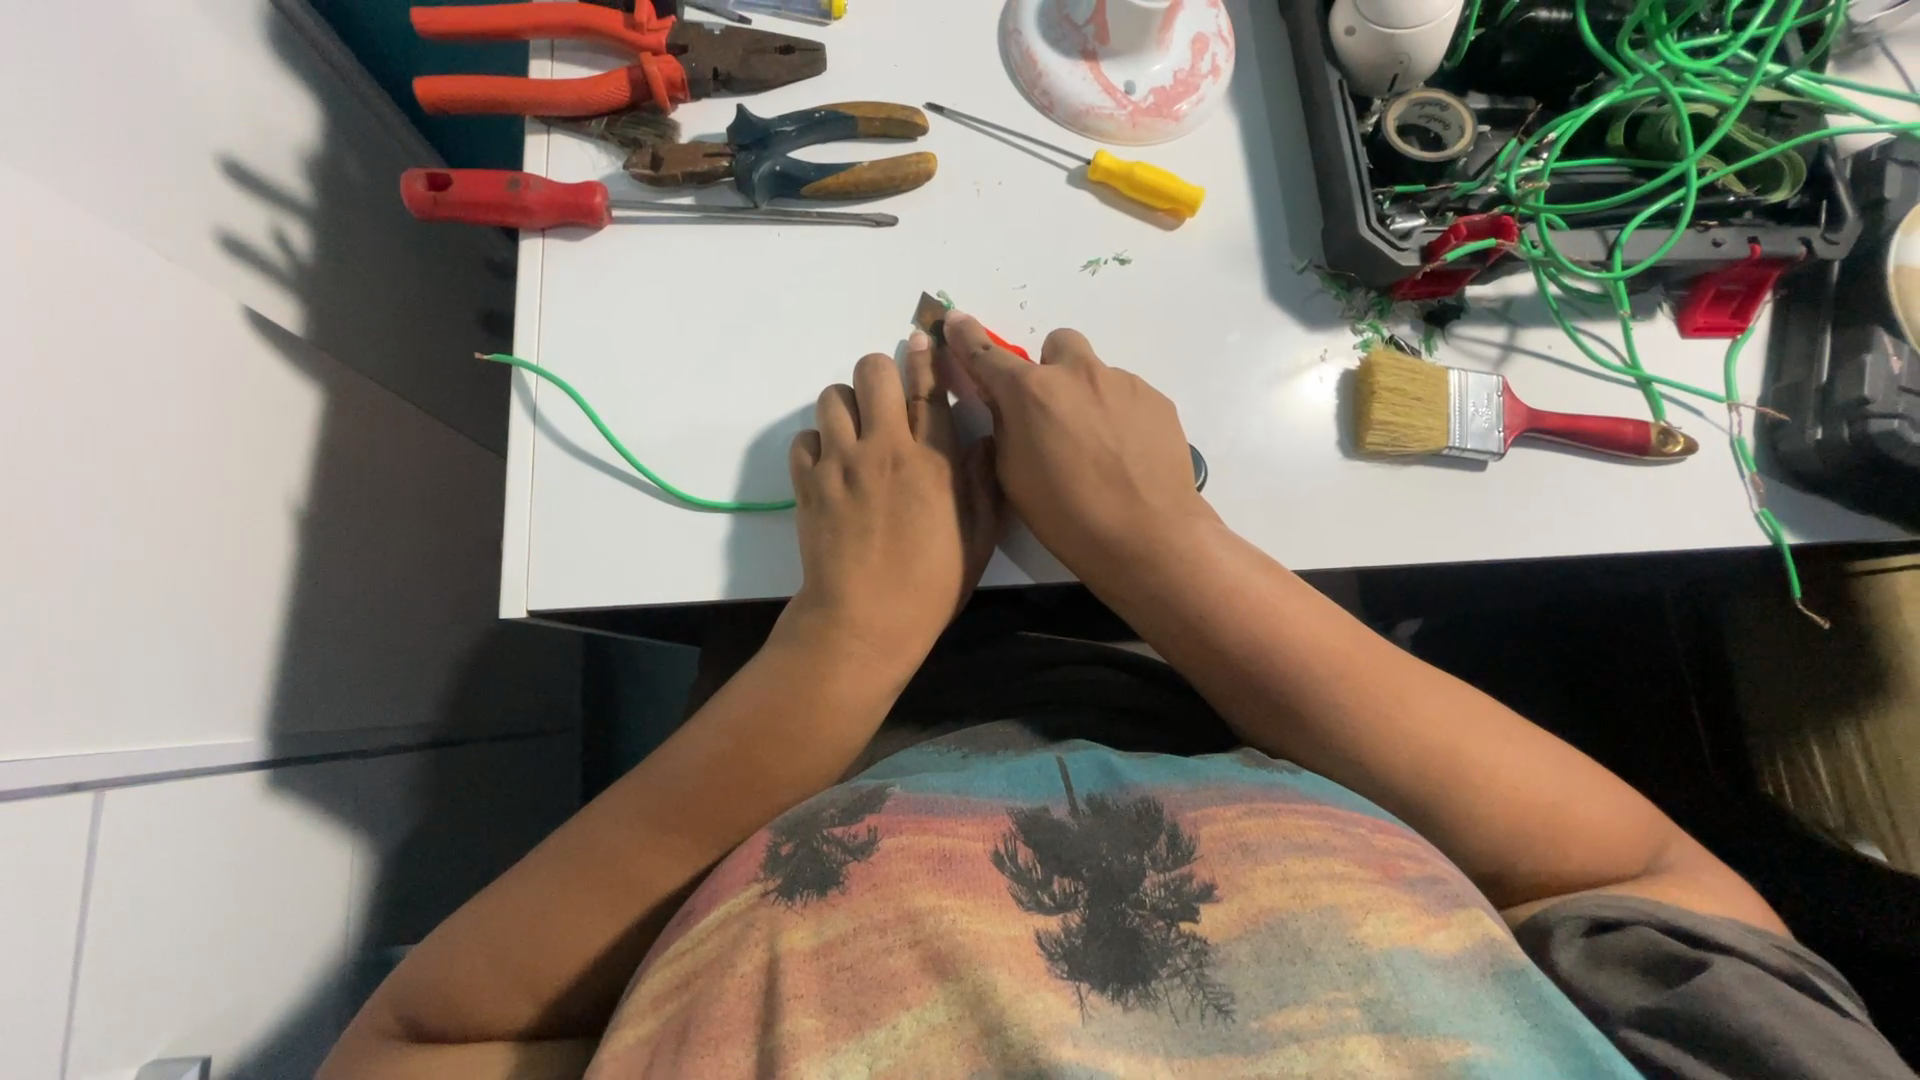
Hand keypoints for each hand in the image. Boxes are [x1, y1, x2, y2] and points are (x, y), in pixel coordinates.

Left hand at [781, 333, 999, 668]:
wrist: (863, 621)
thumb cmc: (930, 587)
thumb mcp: (978, 539)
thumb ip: (982, 484)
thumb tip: (983, 439)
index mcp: (932, 460)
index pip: (927, 388)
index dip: (924, 356)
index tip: (920, 338)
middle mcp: (883, 448)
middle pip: (872, 372)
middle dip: (880, 372)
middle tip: (886, 398)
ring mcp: (839, 464)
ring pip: (832, 396)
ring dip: (846, 404)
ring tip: (855, 431)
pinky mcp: (807, 484)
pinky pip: (805, 438)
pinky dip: (818, 442)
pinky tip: (831, 465)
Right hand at [940, 311, 1216, 579]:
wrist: (1146, 534)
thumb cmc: (1066, 514)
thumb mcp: (1012, 475)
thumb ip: (1005, 427)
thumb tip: (1007, 404)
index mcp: (1030, 392)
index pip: (987, 354)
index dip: (967, 337)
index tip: (957, 322)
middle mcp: (1077, 374)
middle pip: (1057, 344)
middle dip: (1051, 369)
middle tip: (1054, 413)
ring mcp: (1122, 382)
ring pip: (1096, 374)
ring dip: (1087, 397)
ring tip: (1098, 448)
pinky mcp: (1156, 399)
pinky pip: (1127, 396)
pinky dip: (1119, 416)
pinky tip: (1125, 456)